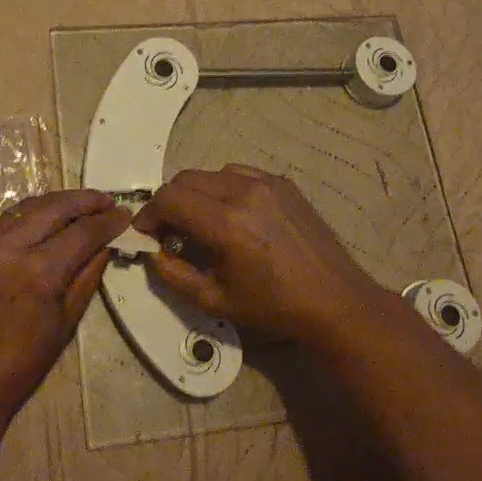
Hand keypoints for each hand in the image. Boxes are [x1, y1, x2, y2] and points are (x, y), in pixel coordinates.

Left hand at [0, 190, 128, 424]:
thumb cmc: (21, 364)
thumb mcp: (65, 321)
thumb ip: (87, 275)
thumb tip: (107, 243)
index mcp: (38, 271)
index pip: (82, 232)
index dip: (107, 221)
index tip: (126, 214)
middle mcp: (9, 246)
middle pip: (54, 207)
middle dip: (84, 200)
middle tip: (107, 200)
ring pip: (28, 206)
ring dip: (58, 202)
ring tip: (83, 205)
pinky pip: (8, 219)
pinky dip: (33, 213)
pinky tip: (49, 218)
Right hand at [135, 166, 388, 343]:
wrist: (334, 300)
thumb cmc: (273, 306)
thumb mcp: (215, 301)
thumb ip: (173, 274)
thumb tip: (152, 252)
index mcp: (226, 224)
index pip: (169, 198)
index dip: (149, 214)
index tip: (147, 233)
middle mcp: (244, 193)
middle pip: (185, 179)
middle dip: (169, 202)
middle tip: (169, 230)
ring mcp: (267, 183)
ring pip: (211, 173)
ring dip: (196, 194)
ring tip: (201, 222)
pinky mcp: (284, 183)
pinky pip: (239, 174)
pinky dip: (223, 188)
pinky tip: (232, 214)